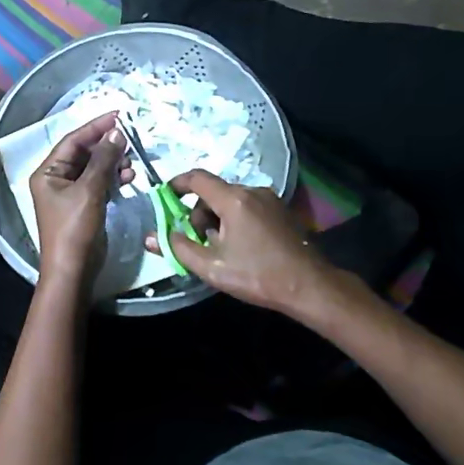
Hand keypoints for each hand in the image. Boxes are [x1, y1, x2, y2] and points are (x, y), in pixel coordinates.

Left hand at [29, 112, 132, 277]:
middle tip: (130, 141)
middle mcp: (56, 179)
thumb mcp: (89, 190)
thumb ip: (103, 160)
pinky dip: (113, 178)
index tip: (119, 116)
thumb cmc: (74, 227)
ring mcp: (71, 193)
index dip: (95, 127)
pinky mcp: (84, 205)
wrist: (73, 268)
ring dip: (113, 163)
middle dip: (107, 146)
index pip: (73, 140)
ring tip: (131, 163)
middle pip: (84, 153)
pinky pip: (99, 183)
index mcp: (48, 172)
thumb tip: (117, 133)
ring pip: (94, 168)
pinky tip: (128, 177)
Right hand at [146, 170, 339, 314]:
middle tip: (197, 241)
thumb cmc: (257, 276)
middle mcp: (253, 191)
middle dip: (198, 212)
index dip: (177, 184)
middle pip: (214, 192)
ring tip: (219, 248)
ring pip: (231, 200)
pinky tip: (239, 246)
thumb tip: (155, 237)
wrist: (308, 286)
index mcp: (234, 199)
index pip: (198, 178)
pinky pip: (248, 207)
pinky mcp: (280, 211)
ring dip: (217, 218)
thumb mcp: (211, 267)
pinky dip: (235, 219)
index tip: (165, 197)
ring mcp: (270, 199)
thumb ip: (179, 248)